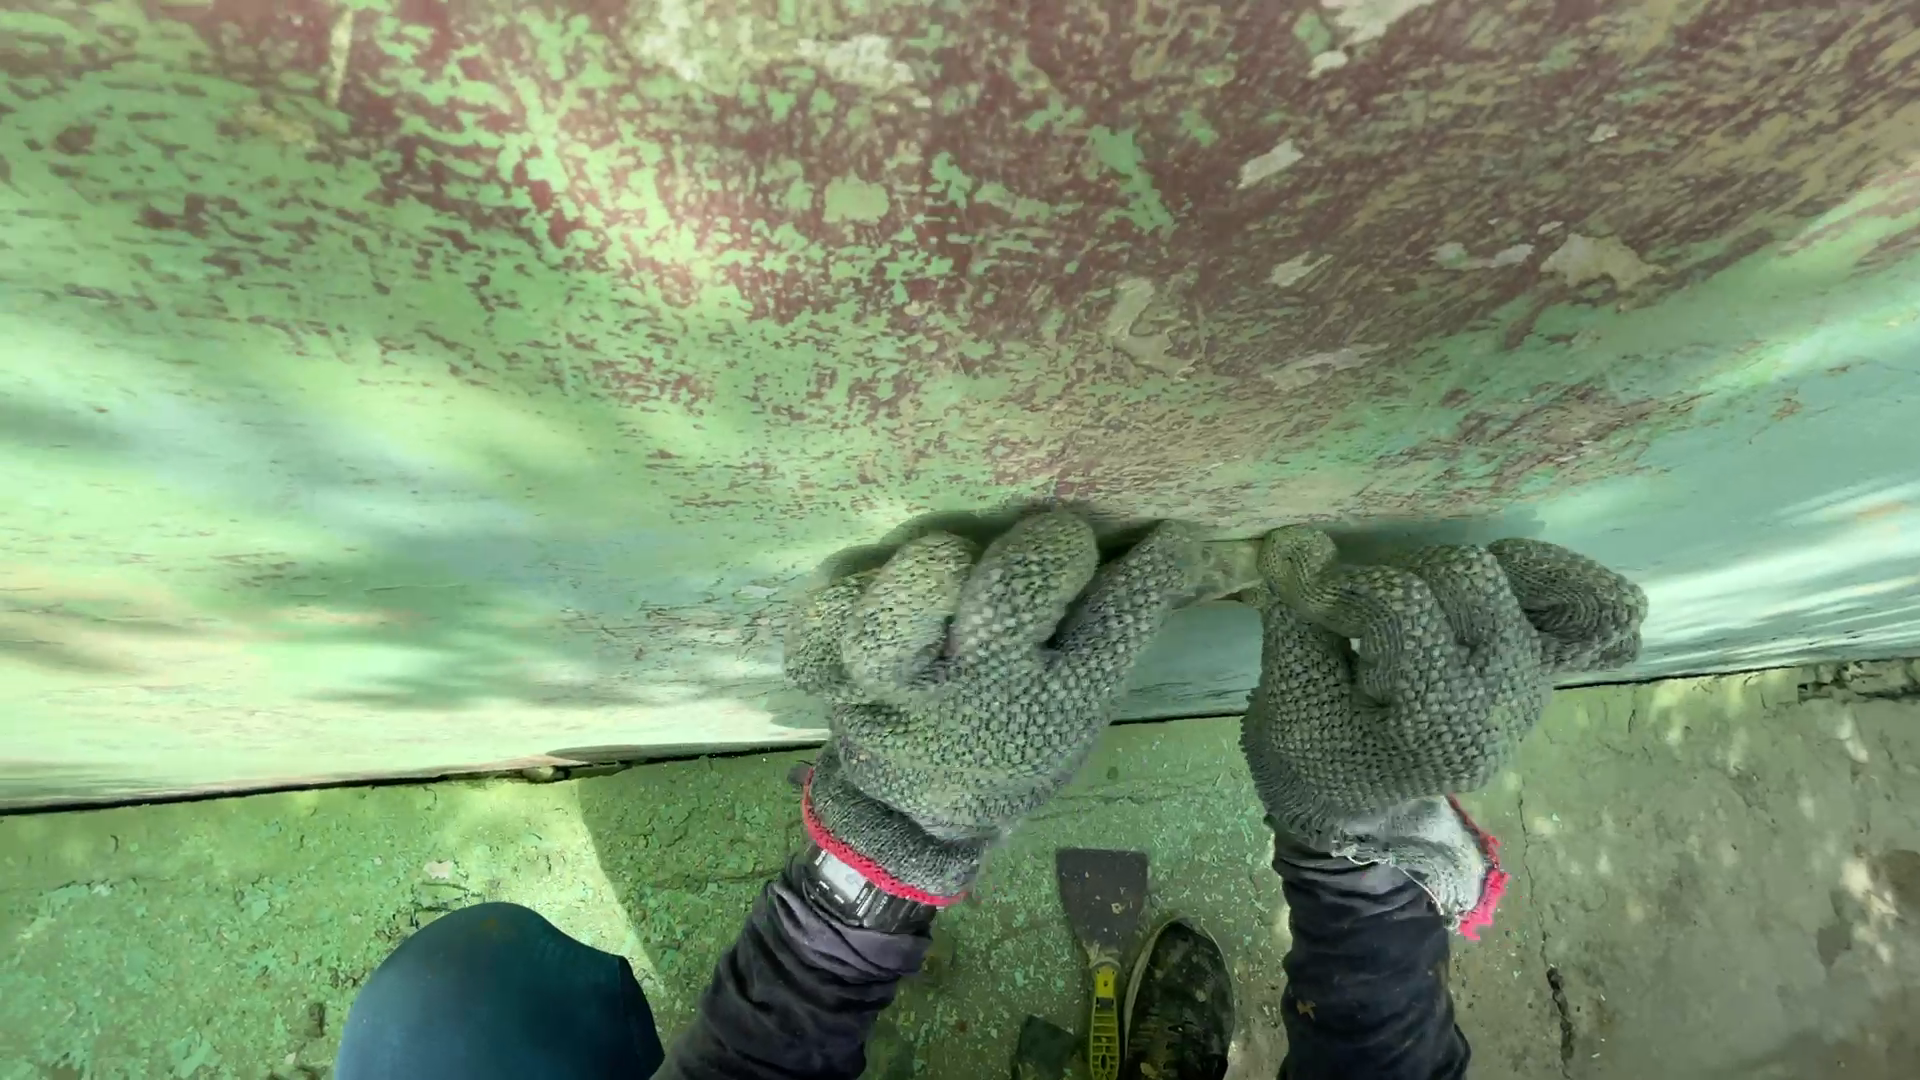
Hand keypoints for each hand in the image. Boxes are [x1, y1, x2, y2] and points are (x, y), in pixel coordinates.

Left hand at [787, 511, 1197, 902]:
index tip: (1165, 533)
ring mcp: (895, 681)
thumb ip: (1112, 635)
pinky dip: (845, 593)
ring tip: (955, 565)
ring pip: (916, 591)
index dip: (1151, 563)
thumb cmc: (1010, 750)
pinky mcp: (829, 674)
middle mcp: (978, 693)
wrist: (910, 817)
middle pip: (1014, 591)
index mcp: (1052, 707)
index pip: (1119, 617)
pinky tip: (869, 592)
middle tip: (1052, 542)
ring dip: (940, 564)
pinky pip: (824, 616)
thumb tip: (1182, 555)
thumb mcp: (1075, 712)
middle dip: (1044, 549)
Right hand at [1242, 527, 1644, 933]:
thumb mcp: (1287, 700)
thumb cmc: (1315, 754)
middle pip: (1465, 574)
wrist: (1355, 796)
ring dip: (1442, 572)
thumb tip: (1293, 543)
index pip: (1402, 603)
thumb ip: (1293, 621)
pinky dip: (1559, 581)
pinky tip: (1505, 579)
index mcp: (1443, 722)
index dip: (1336, 584)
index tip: (1293, 589)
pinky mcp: (1540, 662)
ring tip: (1400, 601)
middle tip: (1345, 610)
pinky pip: (1591, 609)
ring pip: (1520, 570)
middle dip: (1388, 576)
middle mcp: (1509, 694)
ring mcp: (1534, 675)